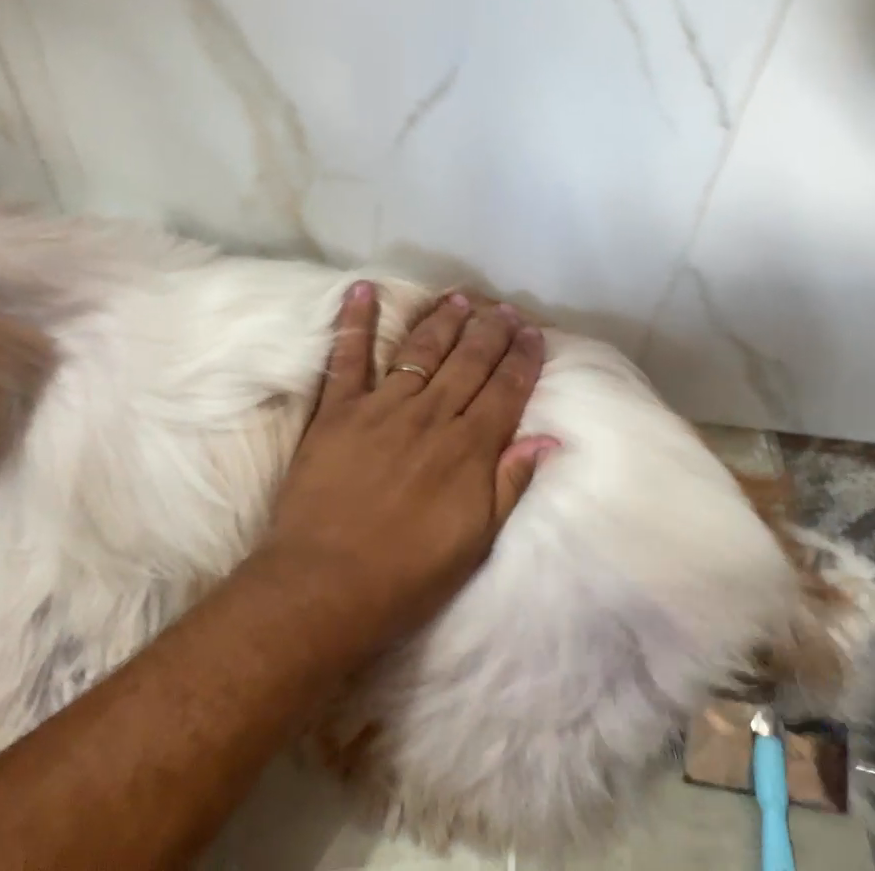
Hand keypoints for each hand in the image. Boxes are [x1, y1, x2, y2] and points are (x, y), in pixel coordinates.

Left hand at [263, 282, 554, 645]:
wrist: (326, 585)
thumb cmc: (409, 575)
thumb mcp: (476, 540)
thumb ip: (509, 483)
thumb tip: (547, 438)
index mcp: (469, 448)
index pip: (506, 390)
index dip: (522, 359)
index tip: (533, 334)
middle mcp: (430, 416)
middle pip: (468, 361)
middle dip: (490, 331)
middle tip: (503, 308)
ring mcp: (380, 408)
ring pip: (420, 350)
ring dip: (442, 321)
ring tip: (458, 299)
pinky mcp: (335, 412)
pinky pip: (347, 357)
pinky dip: (355, 321)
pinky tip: (363, 289)